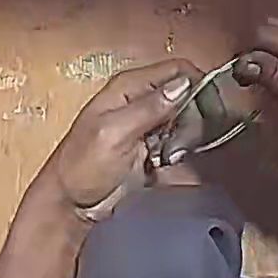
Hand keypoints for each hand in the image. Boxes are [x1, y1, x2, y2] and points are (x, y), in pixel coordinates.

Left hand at [22, 57, 201, 225]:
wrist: (70, 207)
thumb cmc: (83, 165)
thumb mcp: (114, 133)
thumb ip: (149, 107)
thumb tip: (184, 84)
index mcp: (129, 86)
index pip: (175, 69)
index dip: (195, 83)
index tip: (207, 106)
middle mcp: (141, 99)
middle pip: (184, 93)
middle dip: (191, 114)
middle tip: (182, 138)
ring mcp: (147, 123)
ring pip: (184, 118)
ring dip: (185, 136)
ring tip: (169, 155)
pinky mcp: (152, 146)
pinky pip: (177, 140)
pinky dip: (179, 150)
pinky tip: (166, 163)